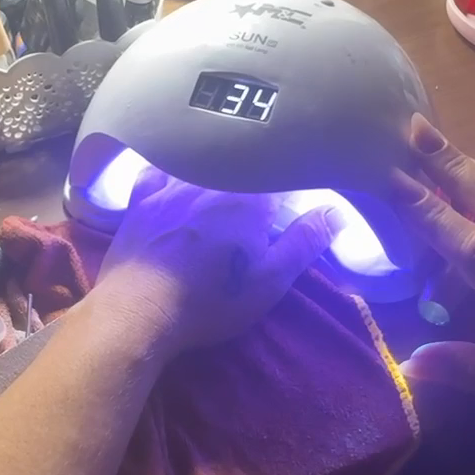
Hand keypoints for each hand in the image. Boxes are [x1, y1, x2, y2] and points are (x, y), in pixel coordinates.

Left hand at [90, 168, 337, 354]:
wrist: (139, 311)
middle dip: (256, 175)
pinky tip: (173, 177)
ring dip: (216, 169)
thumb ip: (304, 243)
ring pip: (201, 164)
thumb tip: (336, 212)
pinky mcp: (140, 201)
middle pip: (241, 167)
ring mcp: (171, 187)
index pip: (281, 177)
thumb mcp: (269, 282)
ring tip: (224, 178)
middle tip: (261, 196)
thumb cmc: (210, 301)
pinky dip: (170, 172)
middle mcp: (210, 181)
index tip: (296, 197)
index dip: (292, 185)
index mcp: (249, 198)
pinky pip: (159, 173)